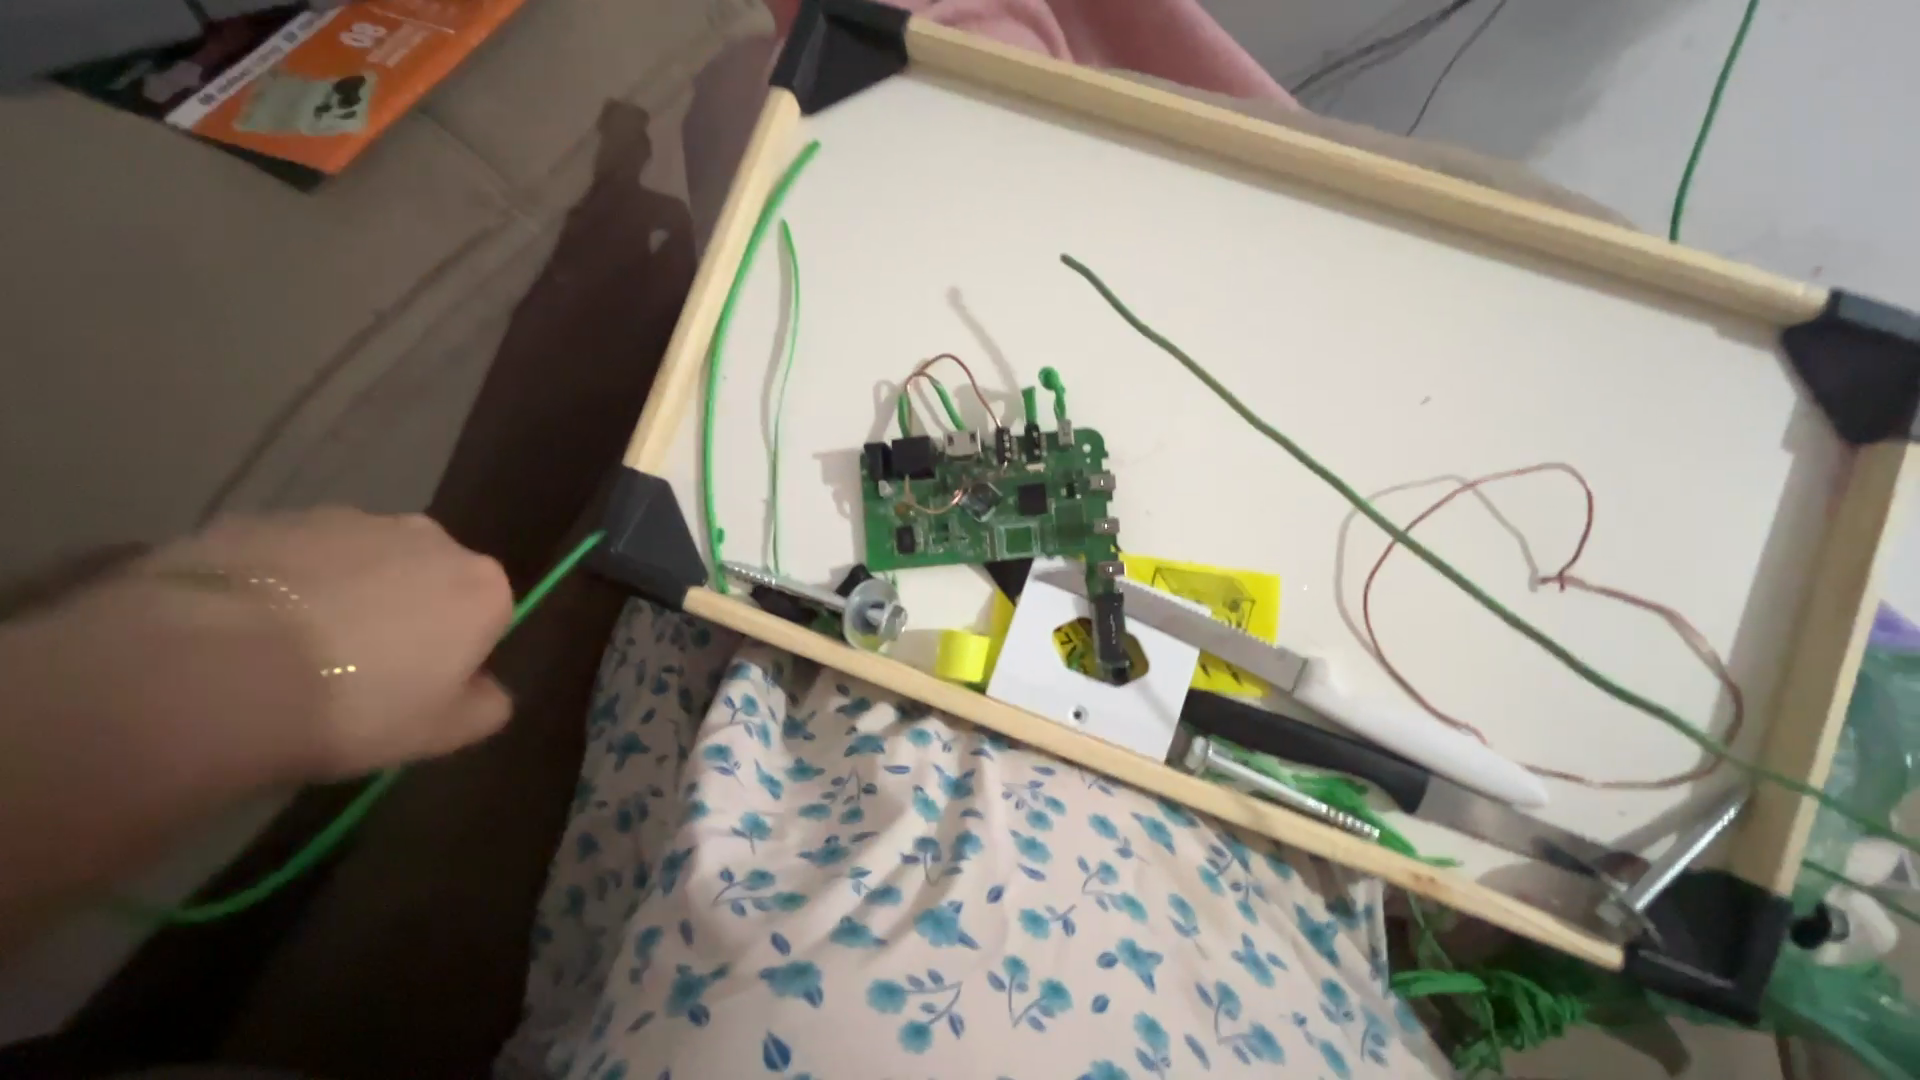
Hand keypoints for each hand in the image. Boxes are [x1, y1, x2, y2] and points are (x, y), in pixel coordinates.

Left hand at [141, 508, 514, 777]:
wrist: (210, 670)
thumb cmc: (354, 706)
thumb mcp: (441, 733)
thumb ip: (484, 706)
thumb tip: (484, 689)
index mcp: (480, 586)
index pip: (487, 616)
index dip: (455, 654)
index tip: (416, 689)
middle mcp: (428, 538)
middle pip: (427, 577)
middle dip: (403, 611)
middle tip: (355, 670)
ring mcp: (345, 520)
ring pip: (358, 561)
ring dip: (341, 593)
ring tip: (288, 653)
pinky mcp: (267, 518)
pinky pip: (290, 556)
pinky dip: (280, 584)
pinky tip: (242, 632)